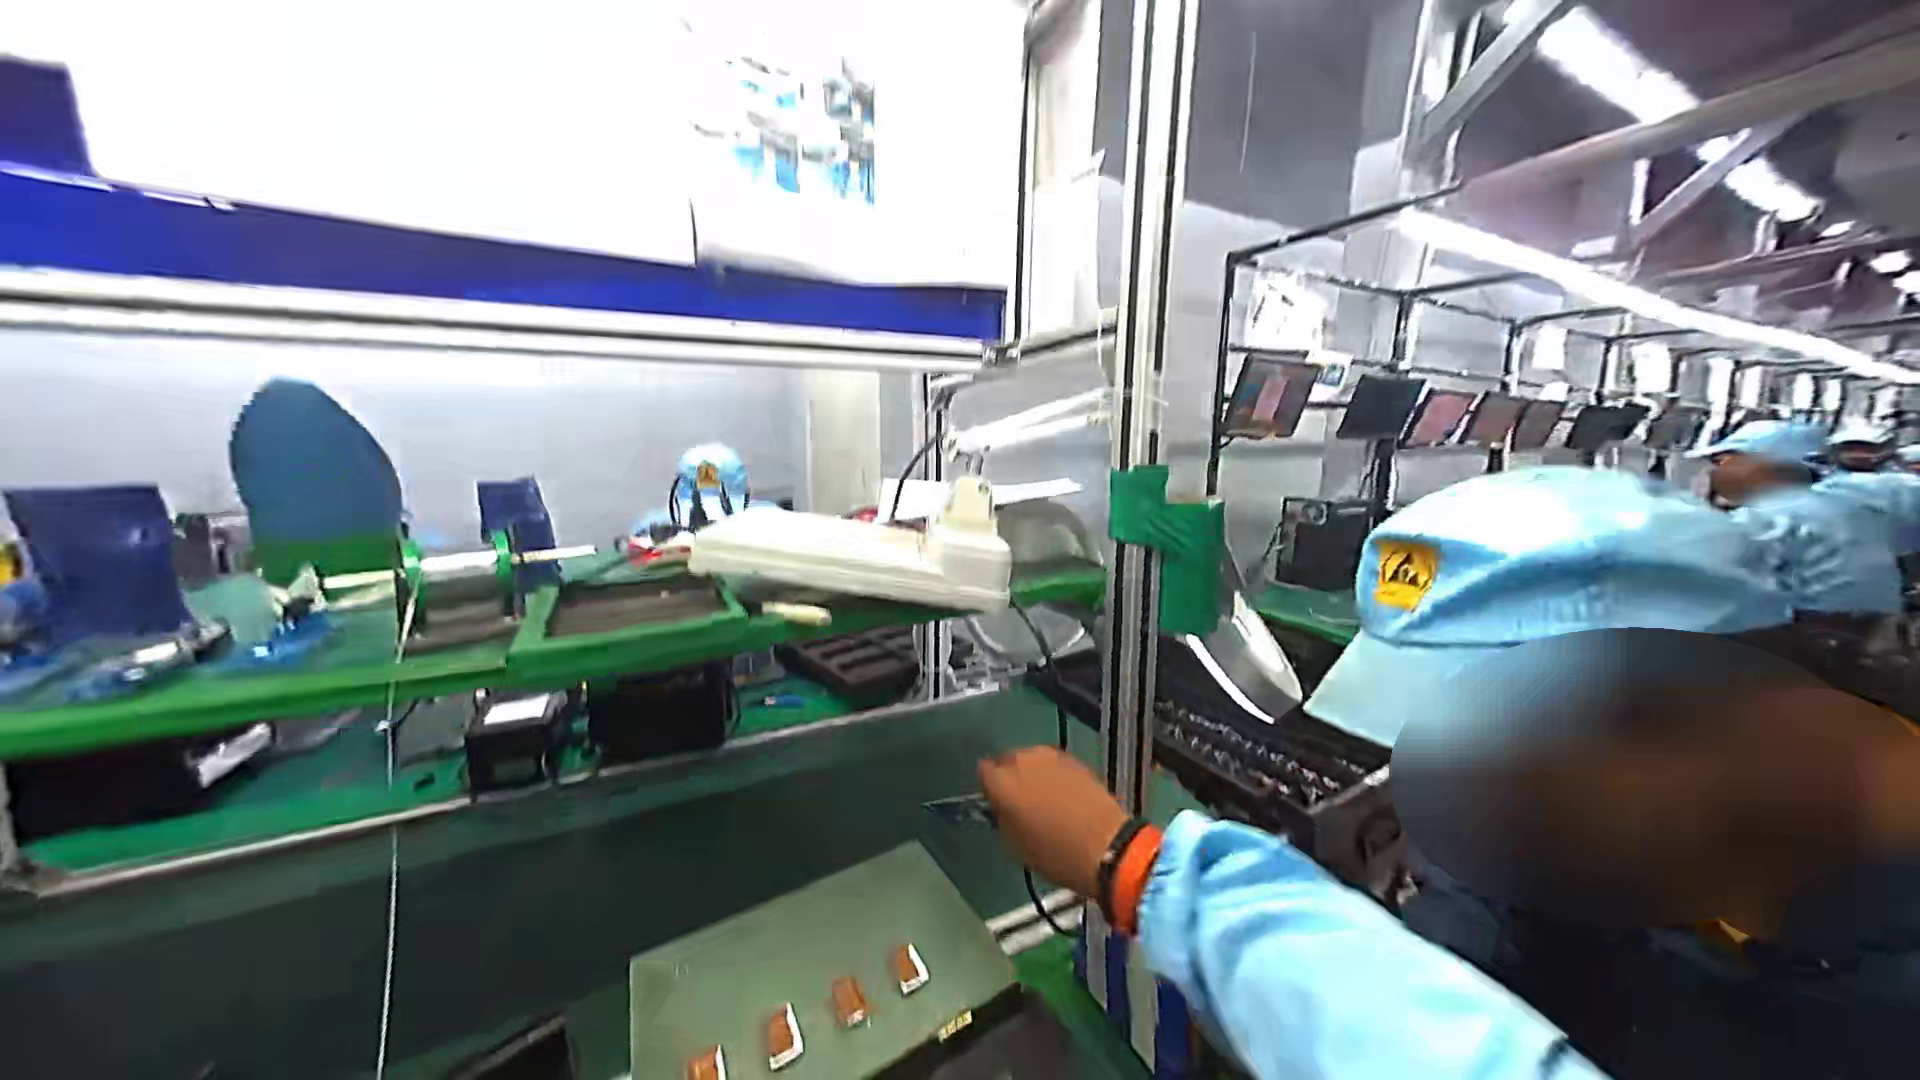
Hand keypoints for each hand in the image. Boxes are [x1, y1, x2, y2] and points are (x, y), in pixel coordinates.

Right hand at [978, 746, 1129, 896]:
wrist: (1108, 847)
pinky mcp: (1074, 759)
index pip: (983, 771)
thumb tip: (1001, 806)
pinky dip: (1052, 773)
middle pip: (1007, 759)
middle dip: (1009, 776)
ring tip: (1041, 795)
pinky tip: (1061, 793)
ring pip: (1031, 758)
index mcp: (1003, 783)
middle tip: (1018, 799)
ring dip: (1031, 772)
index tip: (995, 799)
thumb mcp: (1015, 846)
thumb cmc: (1057, 855)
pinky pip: (1053, 763)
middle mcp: (1024, 761)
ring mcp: (1051, 757)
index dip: (988, 786)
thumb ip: (1002, 817)